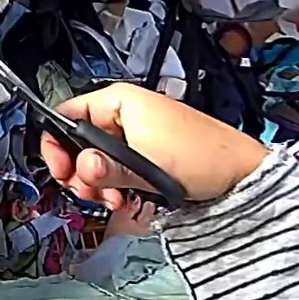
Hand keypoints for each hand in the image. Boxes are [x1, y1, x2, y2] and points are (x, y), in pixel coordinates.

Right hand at [39, 83, 267, 207]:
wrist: (241, 175)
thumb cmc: (206, 156)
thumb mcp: (148, 165)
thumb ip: (108, 168)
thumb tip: (81, 168)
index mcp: (120, 101)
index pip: (67, 115)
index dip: (57, 144)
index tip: (61, 171)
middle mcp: (123, 114)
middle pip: (77, 141)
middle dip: (78, 171)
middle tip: (87, 191)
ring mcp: (132, 134)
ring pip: (93, 158)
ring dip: (95, 182)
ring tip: (109, 198)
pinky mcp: (141, 152)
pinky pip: (112, 167)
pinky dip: (111, 184)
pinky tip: (120, 198)